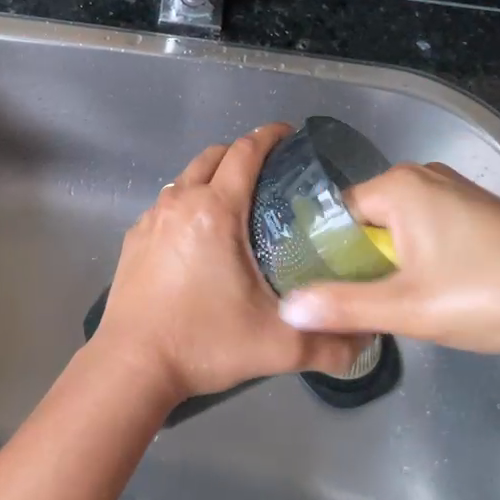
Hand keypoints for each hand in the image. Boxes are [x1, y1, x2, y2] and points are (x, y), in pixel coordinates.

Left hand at [90, 123, 368, 401]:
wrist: (132, 364)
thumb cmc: (203, 342)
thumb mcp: (277, 346)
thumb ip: (330, 343)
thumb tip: (366, 340)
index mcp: (215, 210)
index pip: (244, 153)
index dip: (269, 137)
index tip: (289, 135)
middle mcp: (179, 202)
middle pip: (212, 156)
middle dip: (241, 153)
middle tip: (271, 172)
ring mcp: (150, 218)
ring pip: (185, 178)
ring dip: (211, 177)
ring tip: (238, 202)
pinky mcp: (134, 238)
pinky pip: (166, 204)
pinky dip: (187, 203)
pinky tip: (200, 236)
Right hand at [277, 161, 499, 353]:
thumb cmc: (491, 298)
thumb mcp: (410, 310)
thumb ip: (344, 306)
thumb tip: (286, 309)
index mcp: (398, 185)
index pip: (336, 215)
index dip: (328, 254)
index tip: (326, 292)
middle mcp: (421, 175)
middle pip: (367, 220)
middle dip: (363, 261)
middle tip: (365, 305)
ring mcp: (453, 188)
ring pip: (397, 226)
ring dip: (393, 262)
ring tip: (398, 302)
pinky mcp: (476, 208)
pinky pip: (426, 225)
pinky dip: (420, 255)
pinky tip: (435, 289)